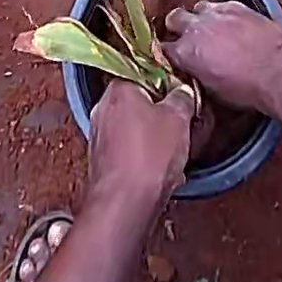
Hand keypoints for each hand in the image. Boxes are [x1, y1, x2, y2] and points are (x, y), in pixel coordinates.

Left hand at [86, 78, 196, 208]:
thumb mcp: (178, 118)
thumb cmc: (149, 157)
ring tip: (172, 153)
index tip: (181, 97)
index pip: (145, 74)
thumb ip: (182, 97)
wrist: (124, 206)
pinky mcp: (100, 162)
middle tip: (179, 125)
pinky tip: (159, 172)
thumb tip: (183, 92)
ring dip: (152, 138)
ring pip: (133, 128)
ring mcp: (98, 136)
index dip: (167, 86)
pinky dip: (142, 158)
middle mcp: (102, 107)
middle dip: (160, 114)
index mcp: (118, 88)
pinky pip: (126, 151)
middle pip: (138, 102)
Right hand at [163, 0, 281, 113]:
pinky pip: (221, 5)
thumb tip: (196, 71)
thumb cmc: (248, 89)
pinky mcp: (235, 5)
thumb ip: (196, 74)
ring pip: (197, 7)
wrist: (278, 71)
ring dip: (201, 17)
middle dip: (177, 26)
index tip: (172, 57)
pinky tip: (231, 24)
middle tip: (186, 37)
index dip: (167, 53)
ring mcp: (215, 13)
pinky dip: (223, 14)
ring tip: (210, 28)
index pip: (163, 48)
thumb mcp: (213, 91)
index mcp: (186, 52)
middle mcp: (196, 28)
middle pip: (173, 18)